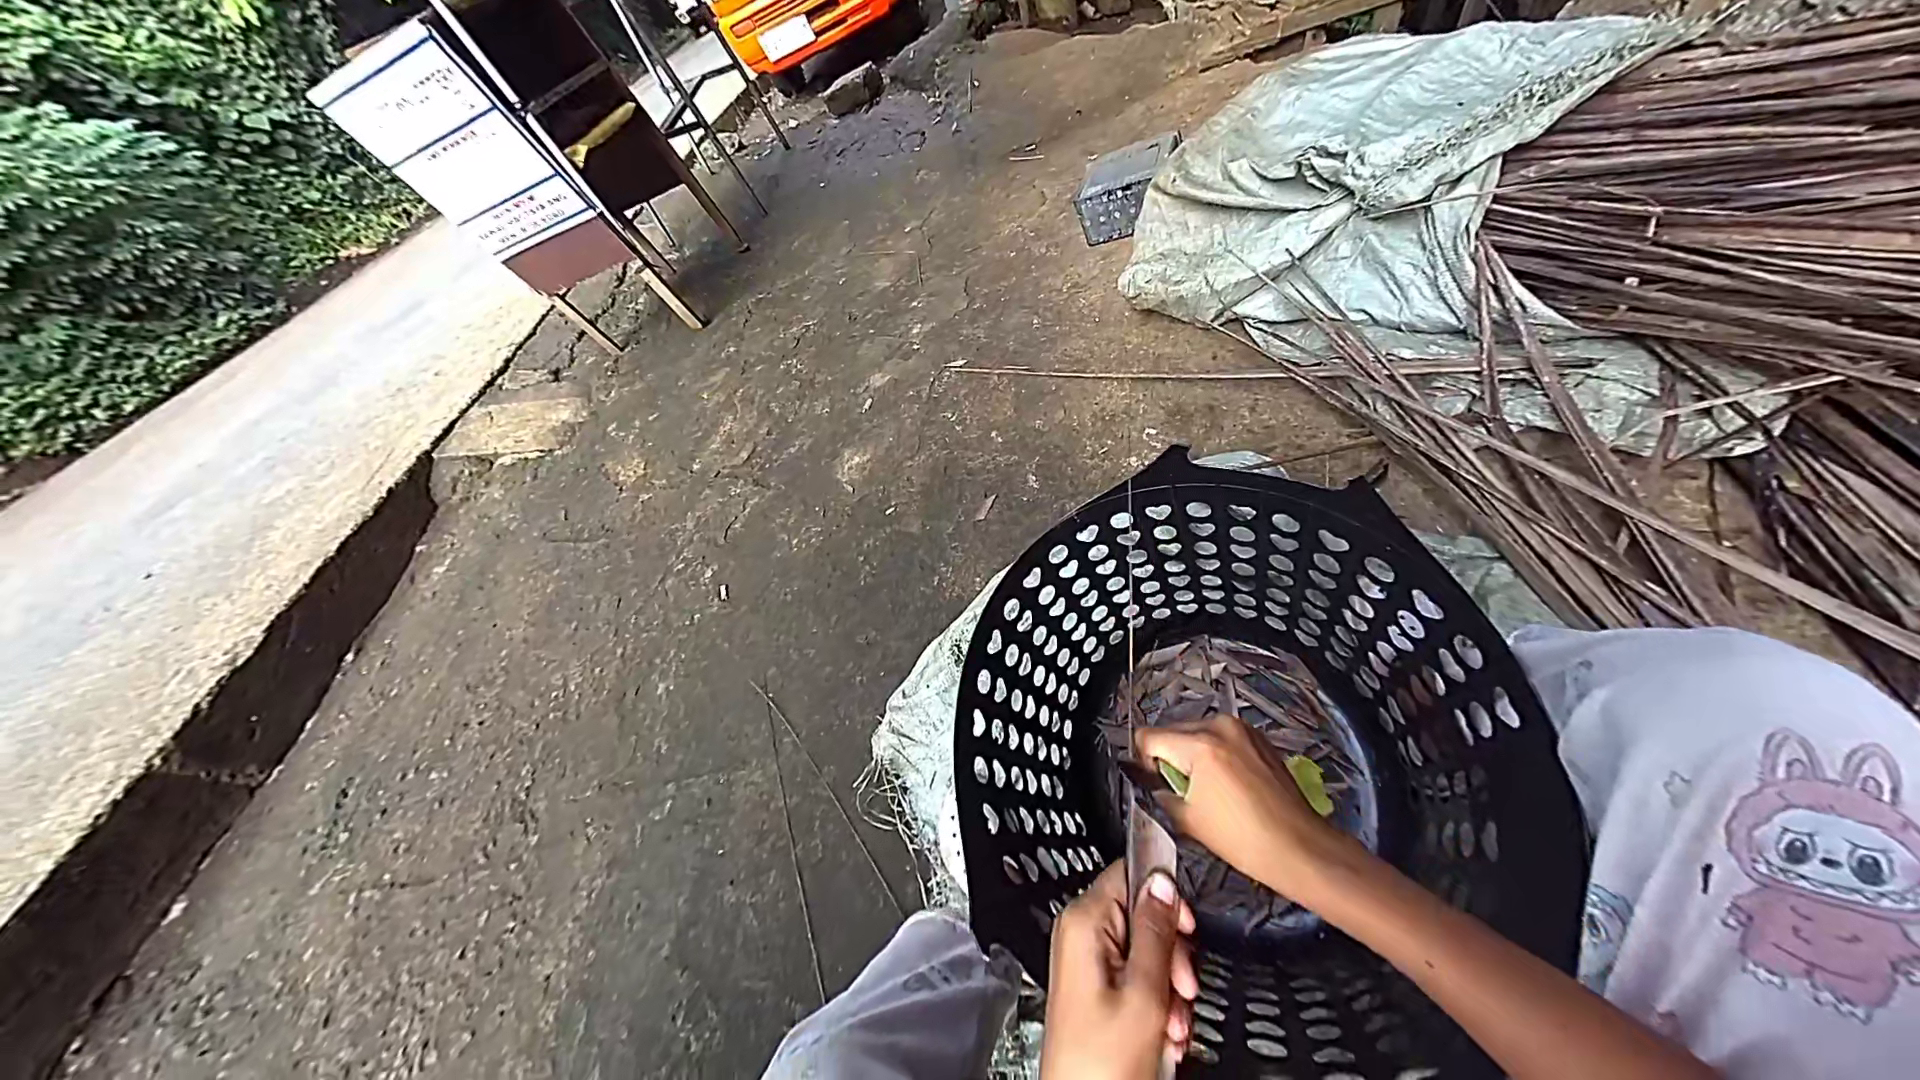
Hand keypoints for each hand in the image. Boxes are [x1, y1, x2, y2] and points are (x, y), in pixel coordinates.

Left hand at [1041, 861, 1198, 1079]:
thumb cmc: (1101, 1064)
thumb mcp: (1144, 993)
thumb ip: (1156, 932)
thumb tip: (1163, 883)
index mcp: (1084, 921)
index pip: (1129, 873)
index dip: (1164, 896)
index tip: (1186, 928)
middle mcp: (1079, 933)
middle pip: (1140, 913)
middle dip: (1171, 953)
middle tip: (1182, 988)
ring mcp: (1085, 961)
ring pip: (1144, 950)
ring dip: (1168, 986)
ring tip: (1171, 1023)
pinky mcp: (1094, 988)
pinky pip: (1135, 976)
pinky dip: (1156, 1003)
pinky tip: (1163, 1033)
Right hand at [1134, 712, 1351, 901]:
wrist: (1300, 849)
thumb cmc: (1244, 839)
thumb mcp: (1187, 820)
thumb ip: (1158, 794)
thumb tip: (1149, 784)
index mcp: (1199, 745)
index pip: (1147, 737)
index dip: (1143, 762)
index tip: (1156, 783)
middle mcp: (1220, 727)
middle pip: (1171, 731)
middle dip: (1168, 756)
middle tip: (1180, 790)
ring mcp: (1242, 729)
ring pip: (1196, 732)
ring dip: (1191, 754)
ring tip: (1207, 788)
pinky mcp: (1258, 738)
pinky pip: (1220, 737)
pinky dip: (1214, 753)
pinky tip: (1227, 783)